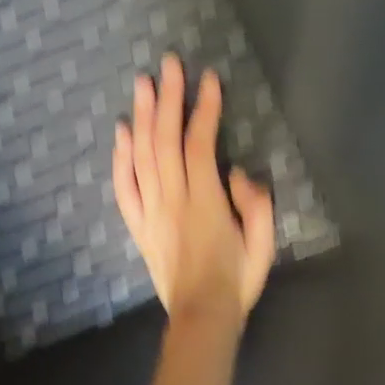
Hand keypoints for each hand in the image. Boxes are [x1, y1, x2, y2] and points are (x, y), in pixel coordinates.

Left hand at [113, 55, 276, 331]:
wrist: (201, 320)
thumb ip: (256, 205)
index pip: (200, 145)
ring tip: (144, 83)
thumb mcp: (264, 244)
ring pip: (142, 156)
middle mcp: (172, 200)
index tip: (209, 79)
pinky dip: (121, 156)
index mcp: (204, 203)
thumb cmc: (238, 280)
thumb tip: (238, 174)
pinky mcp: (138, 225)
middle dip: (169, 98)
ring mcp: (150, 212)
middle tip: (169, 64)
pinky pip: (124, 186)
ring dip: (144, 116)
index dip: (204, 109)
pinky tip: (123, 130)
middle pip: (165, 140)